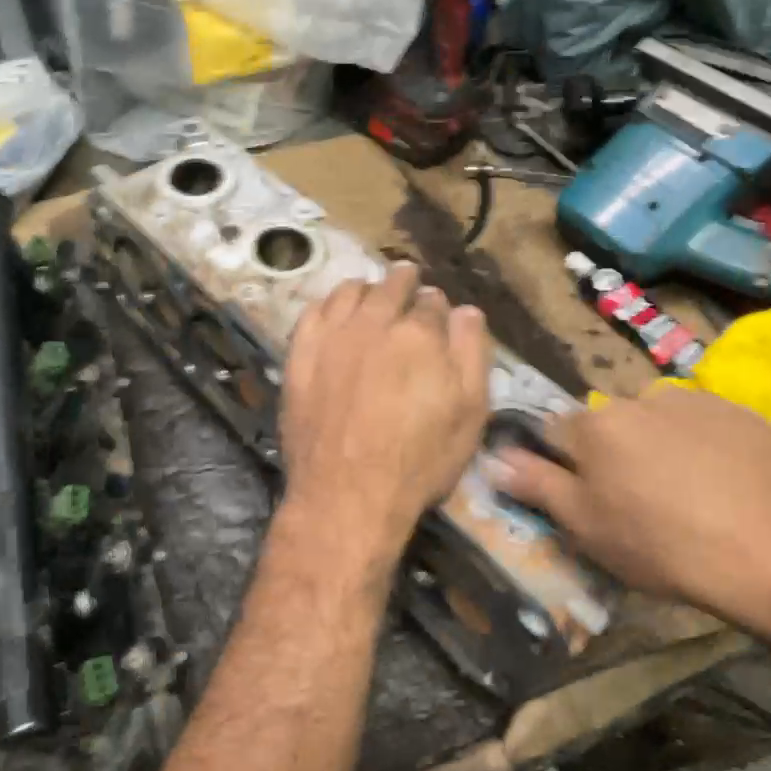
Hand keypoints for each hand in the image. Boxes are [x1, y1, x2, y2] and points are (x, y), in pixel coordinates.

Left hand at [279, 262, 492, 566]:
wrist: (348, 494)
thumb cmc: (419, 462)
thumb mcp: (469, 414)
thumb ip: (471, 355)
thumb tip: (466, 311)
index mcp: (419, 335)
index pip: (432, 303)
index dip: (436, 305)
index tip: (436, 307)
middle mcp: (374, 324)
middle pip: (390, 288)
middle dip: (403, 280)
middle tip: (406, 277)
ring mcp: (331, 338)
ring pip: (349, 293)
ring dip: (365, 288)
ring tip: (369, 290)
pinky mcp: (300, 356)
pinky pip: (312, 313)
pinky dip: (327, 303)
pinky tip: (332, 309)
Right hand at [490, 387, 770, 614]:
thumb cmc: (665, 545)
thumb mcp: (587, 528)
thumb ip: (537, 486)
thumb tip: (493, 458)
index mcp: (593, 427)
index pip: (555, 432)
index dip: (563, 464)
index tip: (583, 496)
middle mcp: (636, 399)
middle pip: (609, 426)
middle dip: (614, 455)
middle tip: (638, 504)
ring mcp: (693, 401)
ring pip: (657, 423)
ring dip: (659, 448)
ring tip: (688, 497)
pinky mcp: (742, 413)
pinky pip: (705, 425)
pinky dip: (705, 448)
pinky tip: (725, 487)